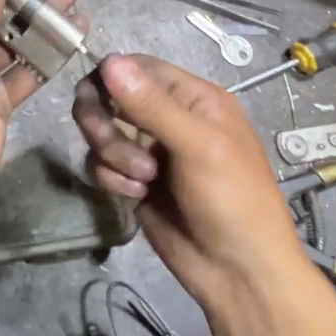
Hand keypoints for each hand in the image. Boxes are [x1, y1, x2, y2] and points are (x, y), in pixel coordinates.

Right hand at [73, 55, 303, 300]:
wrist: (237, 274)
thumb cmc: (233, 201)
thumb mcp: (198, 146)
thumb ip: (151, 104)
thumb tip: (108, 60)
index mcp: (192, 98)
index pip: (137, 66)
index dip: (111, 77)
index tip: (98, 99)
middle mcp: (167, 117)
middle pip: (108, 95)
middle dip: (103, 121)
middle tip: (110, 143)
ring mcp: (148, 149)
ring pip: (100, 130)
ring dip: (111, 153)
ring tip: (141, 180)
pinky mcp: (132, 180)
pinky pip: (100, 163)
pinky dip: (110, 177)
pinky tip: (135, 196)